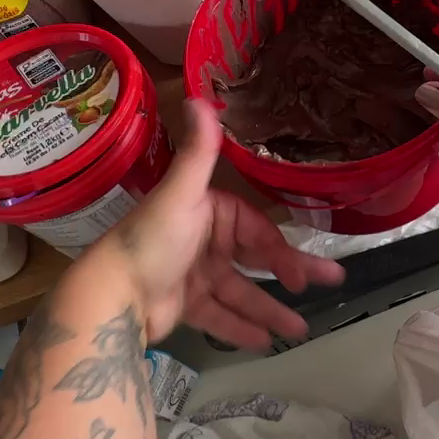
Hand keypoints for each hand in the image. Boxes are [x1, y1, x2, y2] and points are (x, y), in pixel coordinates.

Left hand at [74, 99, 344, 349]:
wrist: (108, 297)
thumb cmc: (150, 241)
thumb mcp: (181, 194)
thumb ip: (199, 152)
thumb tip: (199, 96)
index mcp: (210, 212)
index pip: (257, 231)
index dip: (281, 252)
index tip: (301, 275)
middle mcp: (207, 242)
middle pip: (258, 261)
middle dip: (292, 274)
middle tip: (330, 283)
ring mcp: (197, 276)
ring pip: (243, 294)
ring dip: (271, 310)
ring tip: (300, 330)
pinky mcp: (186, 307)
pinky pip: (221, 318)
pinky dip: (241, 329)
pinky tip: (266, 342)